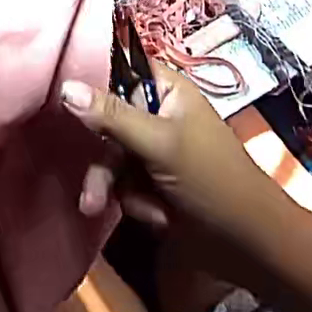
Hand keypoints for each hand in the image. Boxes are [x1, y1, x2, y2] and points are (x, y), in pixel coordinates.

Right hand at [60, 62, 293, 242]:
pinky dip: (134, 200)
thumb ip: (111, 116)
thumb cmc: (209, 177)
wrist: (246, 242)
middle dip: (104, 161)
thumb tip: (65, 86)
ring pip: (113, 156)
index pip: (121, 70)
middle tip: (93, 194)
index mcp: (167, 88)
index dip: (94, 84)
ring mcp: (155, 147)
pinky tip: (155, 217)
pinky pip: (124, 182)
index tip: (64, 102)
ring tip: (114, 211)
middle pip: (109, 121)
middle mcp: (158, 112)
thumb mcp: (158, 143)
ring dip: (114, 185)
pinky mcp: (153, 179)